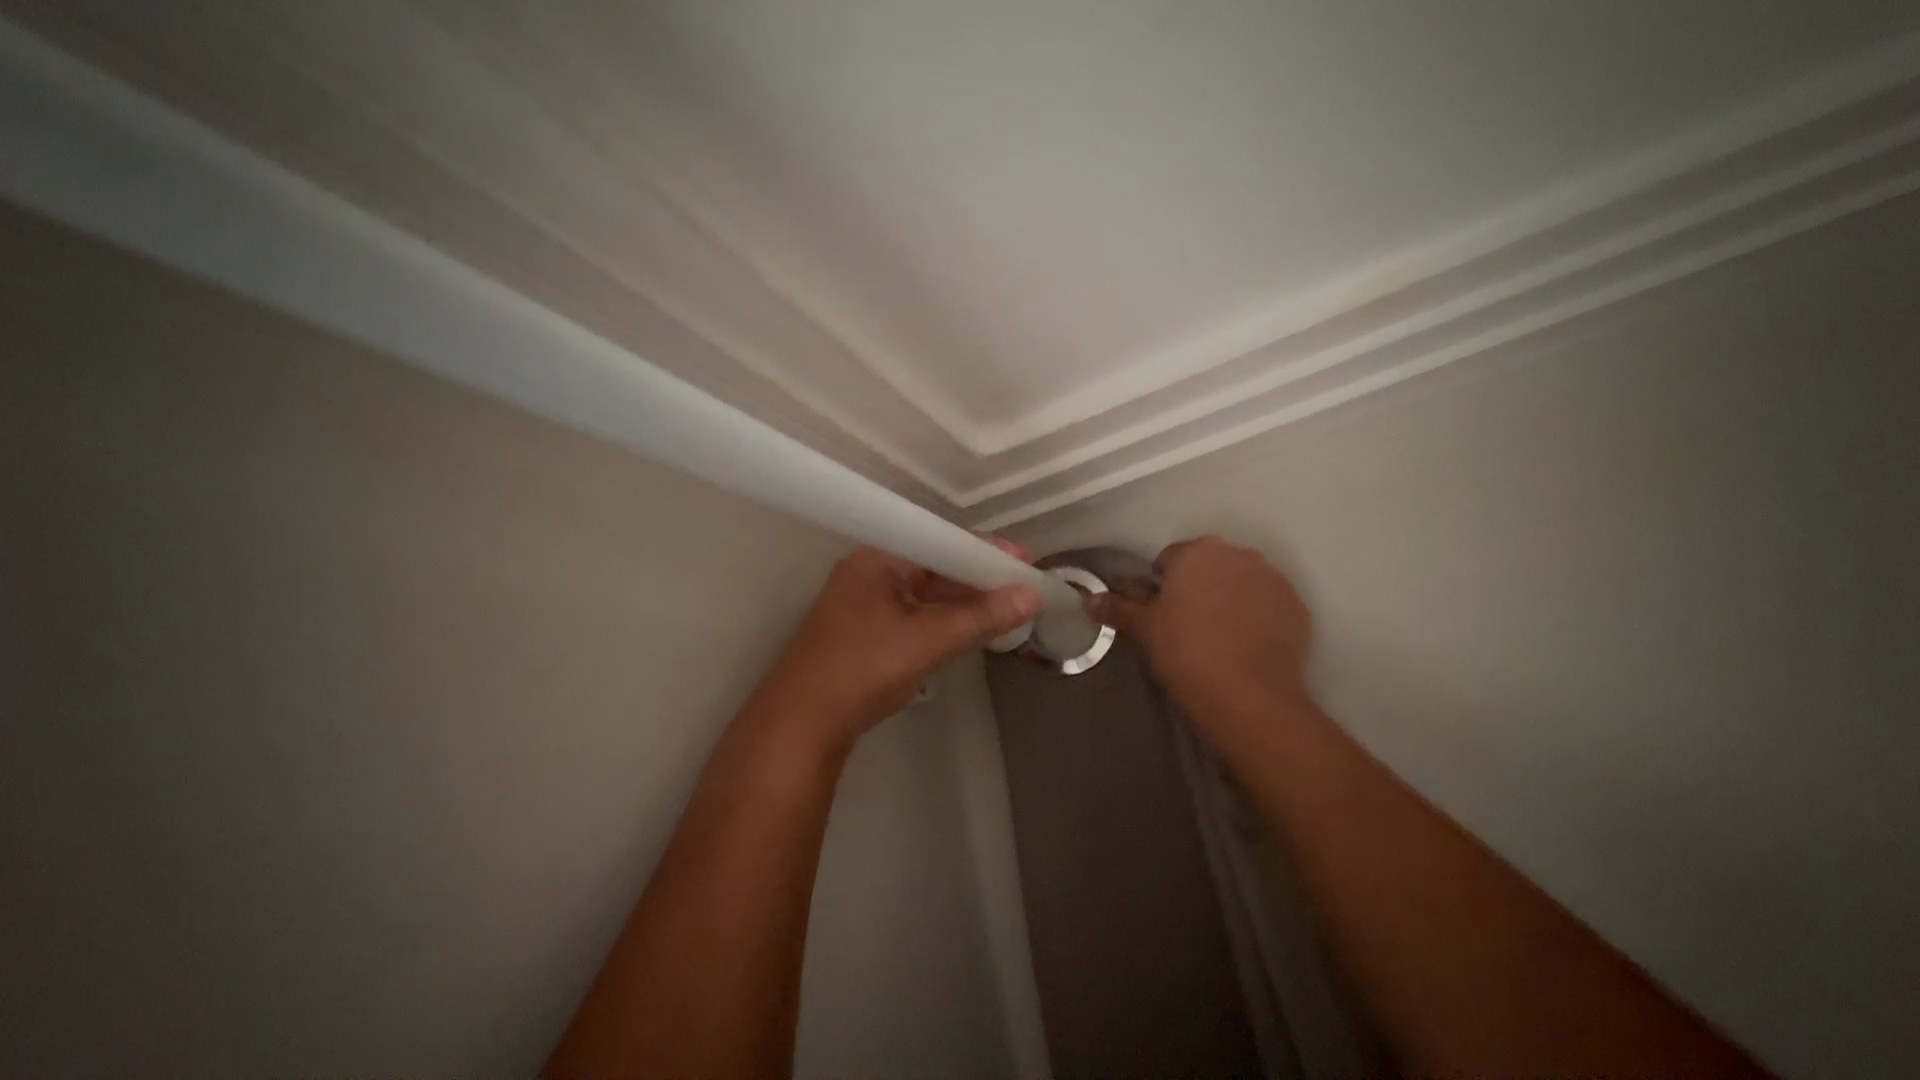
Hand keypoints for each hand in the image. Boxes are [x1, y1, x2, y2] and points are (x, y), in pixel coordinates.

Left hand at [750, 541, 1041, 748]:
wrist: (802, 722)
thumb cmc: (864, 668)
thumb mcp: (928, 639)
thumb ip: (980, 616)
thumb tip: (1030, 596)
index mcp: (878, 559)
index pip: (941, 541)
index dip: (986, 552)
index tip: (1026, 563)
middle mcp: (868, 572)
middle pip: (933, 565)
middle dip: (978, 578)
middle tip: (1023, 589)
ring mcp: (862, 604)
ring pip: (924, 593)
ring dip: (962, 602)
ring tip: (1007, 610)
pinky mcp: (863, 633)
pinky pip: (913, 614)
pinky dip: (943, 620)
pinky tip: (968, 631)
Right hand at [1088, 535, 1314, 720]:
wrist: (1248, 695)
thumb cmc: (1186, 652)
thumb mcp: (1145, 630)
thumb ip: (1118, 609)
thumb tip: (1089, 600)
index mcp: (1197, 552)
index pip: (1171, 558)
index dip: (1163, 586)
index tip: (1162, 615)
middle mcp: (1239, 554)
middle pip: (1211, 566)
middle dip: (1200, 587)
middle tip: (1189, 627)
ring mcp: (1274, 579)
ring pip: (1243, 583)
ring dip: (1232, 600)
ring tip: (1221, 640)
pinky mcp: (1298, 607)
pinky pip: (1270, 605)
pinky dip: (1260, 619)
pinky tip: (1248, 648)